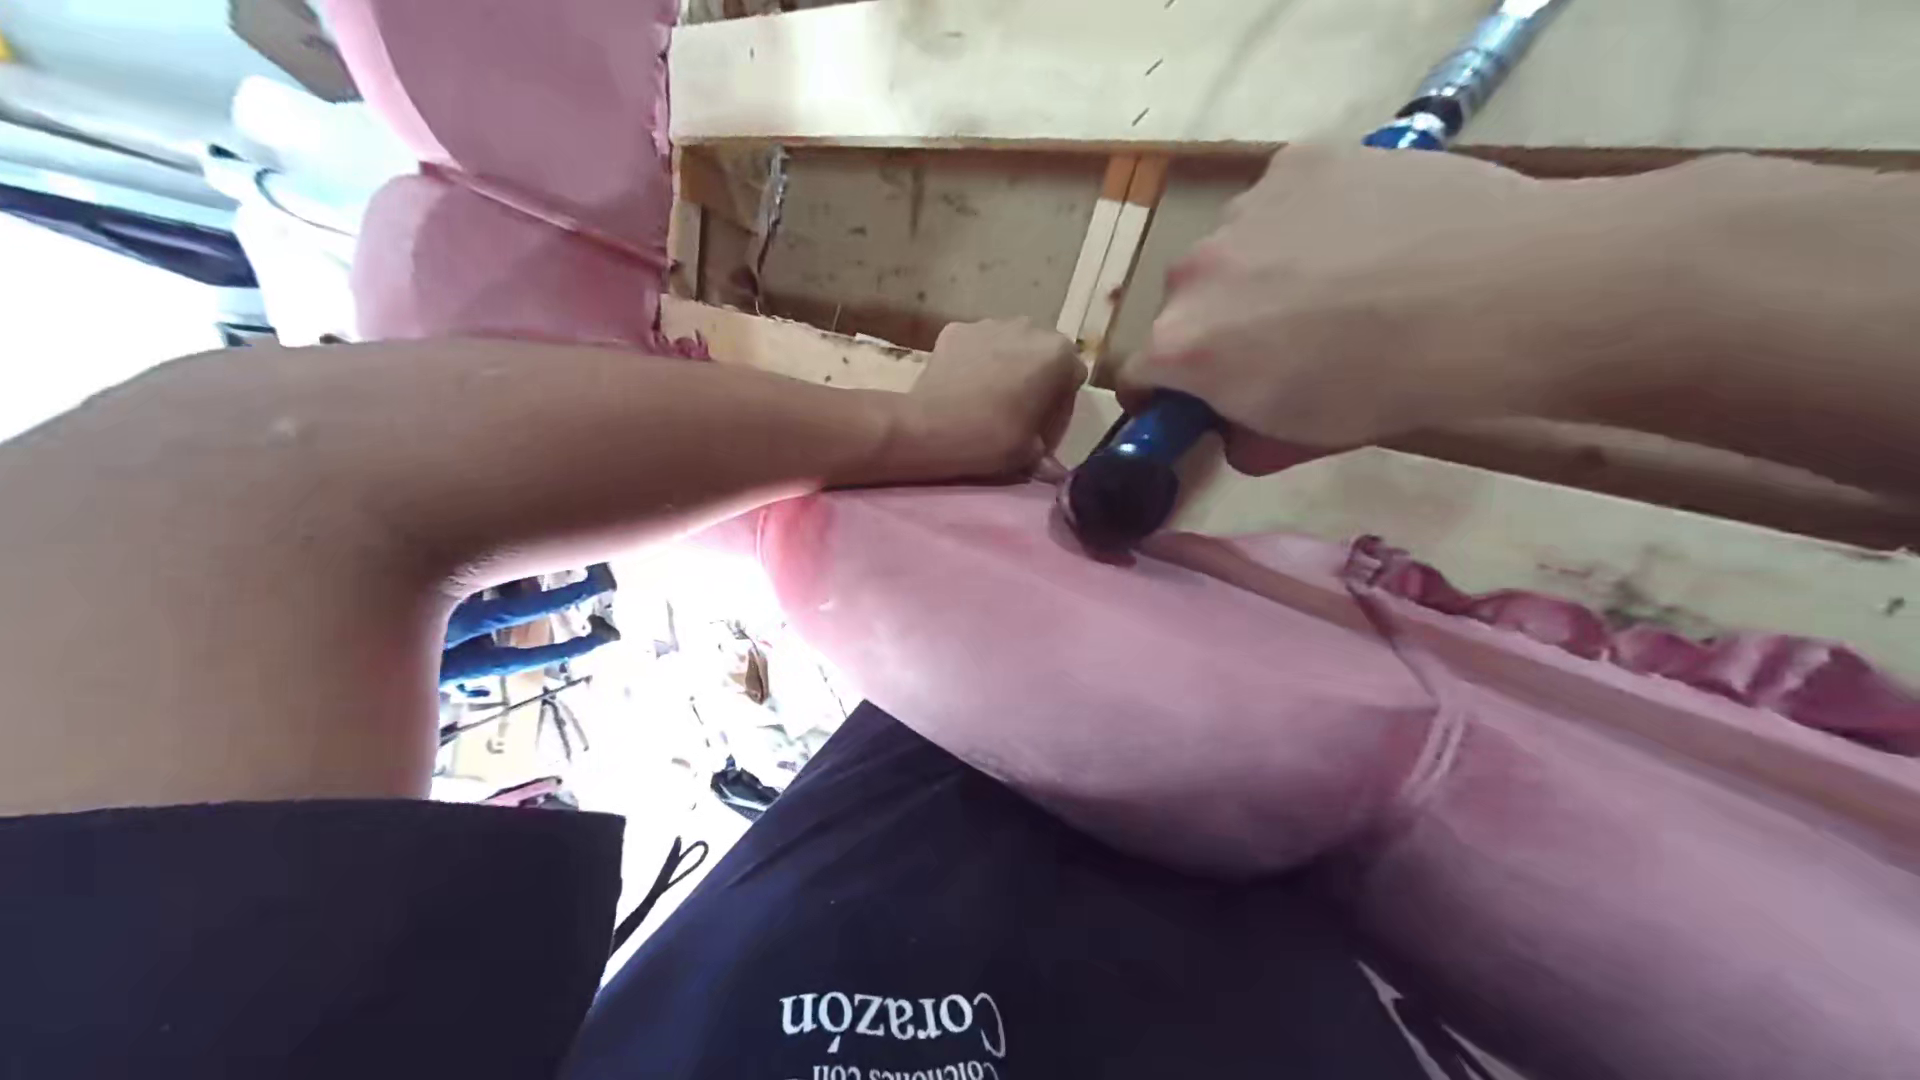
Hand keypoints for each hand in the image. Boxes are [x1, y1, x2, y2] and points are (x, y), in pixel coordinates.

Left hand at [888, 319, 1084, 480]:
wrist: (930, 428)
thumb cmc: (992, 439)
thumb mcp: (1030, 454)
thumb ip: (1046, 454)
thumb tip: (1055, 471)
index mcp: (1059, 355)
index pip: (1071, 378)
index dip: (1060, 406)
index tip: (1043, 430)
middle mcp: (1030, 328)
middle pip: (1040, 355)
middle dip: (1034, 379)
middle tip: (1017, 412)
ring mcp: (989, 323)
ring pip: (1007, 345)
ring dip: (1005, 366)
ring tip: (988, 399)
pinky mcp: (956, 328)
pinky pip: (974, 345)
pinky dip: (973, 361)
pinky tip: (963, 387)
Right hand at [1120, 145, 1629, 472]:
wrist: (1495, 298)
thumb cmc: (1379, 389)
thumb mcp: (1293, 439)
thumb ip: (1237, 435)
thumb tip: (1231, 427)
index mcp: (1179, 348)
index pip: (1134, 375)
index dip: (1161, 392)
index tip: (1191, 398)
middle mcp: (1190, 275)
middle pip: (1181, 308)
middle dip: (1212, 329)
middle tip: (1278, 341)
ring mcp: (1242, 210)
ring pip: (1227, 252)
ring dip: (1253, 272)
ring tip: (1330, 281)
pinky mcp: (1296, 162)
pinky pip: (1275, 201)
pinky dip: (1298, 221)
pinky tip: (1354, 235)